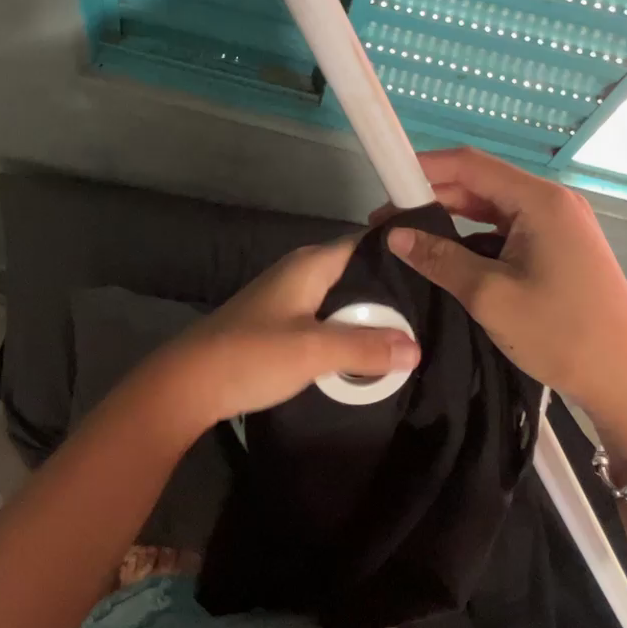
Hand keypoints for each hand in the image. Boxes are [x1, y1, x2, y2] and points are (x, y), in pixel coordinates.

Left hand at [150, 238, 420, 428]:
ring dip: (369, 316)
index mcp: (311, 263)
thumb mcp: (314, 350)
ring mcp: (289, 297)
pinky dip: (348, 331)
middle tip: (434, 314)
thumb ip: (365, 347)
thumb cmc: (251, 355)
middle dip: (391, 293)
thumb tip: (416, 348)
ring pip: (342, 299)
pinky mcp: (281, 323)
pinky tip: (368, 352)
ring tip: (412, 336)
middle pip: (357, 273)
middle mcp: (301, 271)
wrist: (189, 383)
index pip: (366, 244)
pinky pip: (327, 318)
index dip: (400, 254)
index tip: (438, 270)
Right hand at [374, 148, 626, 426]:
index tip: (385, 183)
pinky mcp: (561, 249)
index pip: (470, 165)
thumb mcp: (490, 296)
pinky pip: (508, 230)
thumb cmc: (561, 334)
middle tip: (388, 221)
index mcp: (540, 201)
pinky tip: (448, 258)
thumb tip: (395, 235)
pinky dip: (475, 238)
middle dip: (433, 197)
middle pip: (481, 184)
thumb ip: (439, 259)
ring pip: (493, 209)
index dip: (424, 168)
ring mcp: (559, 226)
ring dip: (452, 219)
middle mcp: (552, 202)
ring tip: (410, 239)